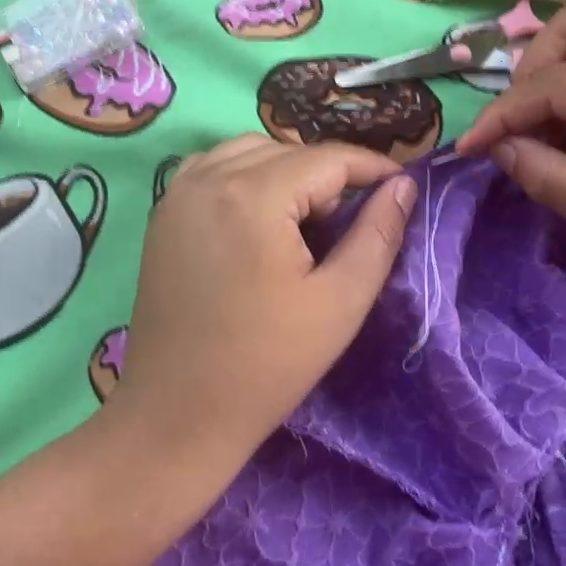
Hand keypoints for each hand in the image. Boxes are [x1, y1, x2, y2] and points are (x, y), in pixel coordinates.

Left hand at [111, 136, 415, 463]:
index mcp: (252, 196)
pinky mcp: (162, 214)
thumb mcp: (340, 302)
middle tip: (348, 227)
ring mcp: (177, 193)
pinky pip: (214, 169)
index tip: (403, 187)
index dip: (372, 168)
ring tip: (306, 225)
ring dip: (286, 173)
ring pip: (249, 152)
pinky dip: (245, 178)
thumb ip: (378, 235)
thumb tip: (403, 186)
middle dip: (327, 177)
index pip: (327, 158)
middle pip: (288, 151)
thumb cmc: (266, 366)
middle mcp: (208, 177)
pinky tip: (259, 222)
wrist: (175, 414)